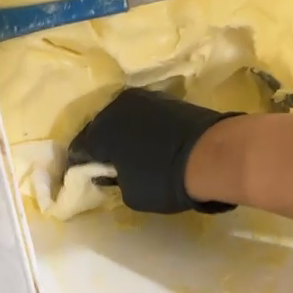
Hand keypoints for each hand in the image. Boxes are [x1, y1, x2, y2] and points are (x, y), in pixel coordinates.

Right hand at [68, 87, 238, 214]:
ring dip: (124, 136)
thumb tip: (117, 173)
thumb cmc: (162, 178)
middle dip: (102, 147)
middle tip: (105, 166)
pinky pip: (146, 118)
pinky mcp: (169, 100)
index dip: (79, 166)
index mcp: (102, 129)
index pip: (80, 148)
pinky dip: (143, 131)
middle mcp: (118, 106)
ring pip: (125, 120)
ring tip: (130, 156)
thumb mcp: (130, 193)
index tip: (82, 177)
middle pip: (102, 128)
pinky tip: (150, 145)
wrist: (212, 155)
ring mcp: (146, 99)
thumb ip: (116, 180)